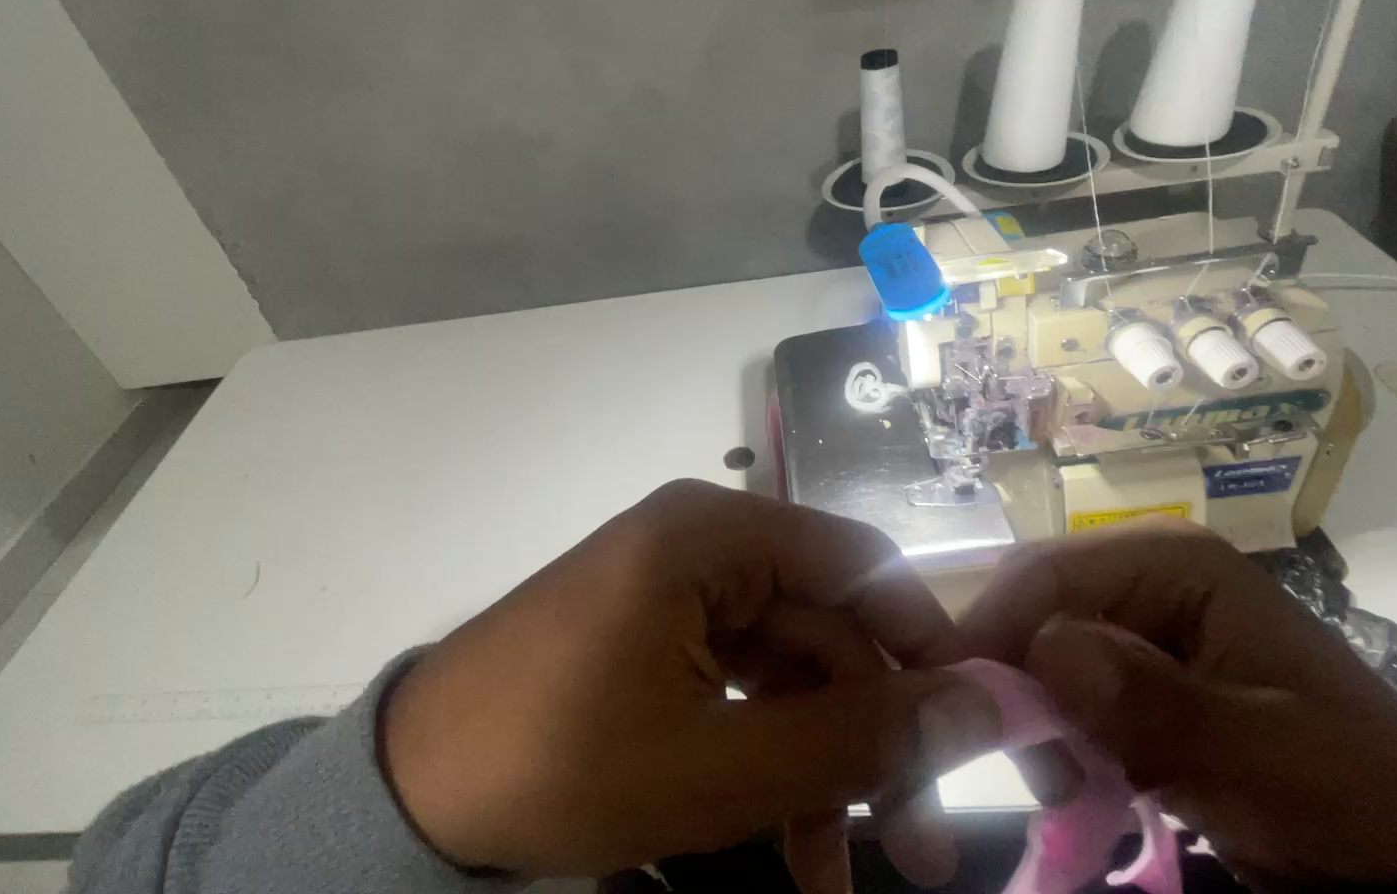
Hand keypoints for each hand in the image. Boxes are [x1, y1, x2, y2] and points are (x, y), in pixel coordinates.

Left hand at [381, 480, 1003, 892]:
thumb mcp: (723, 766)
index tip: (972, 735)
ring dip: (821, 767)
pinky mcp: (654, 639)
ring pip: (787, 673)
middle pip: (826, 628)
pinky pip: (739, 690)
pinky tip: (790, 846)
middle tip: (916, 847)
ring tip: (841, 873)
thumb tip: (981, 707)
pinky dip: (769, 760)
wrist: (416, 789)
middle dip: (872, 737)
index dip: (925, 646)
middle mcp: (701, 547)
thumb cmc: (565, 761)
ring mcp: (675, 593)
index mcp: (714, 536)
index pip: (861, 567)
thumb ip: (858, 737)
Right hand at [958, 521, 1396, 884]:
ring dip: (1032, 720)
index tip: (955, 702)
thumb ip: (1163, 705)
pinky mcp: (1120, 672)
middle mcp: (1135, 576)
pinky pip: (1050, 690)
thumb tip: (1051, 652)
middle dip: (1013, 683)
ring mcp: (1126, 624)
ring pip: (1027, 652)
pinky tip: (1084, 780)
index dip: (991, 627)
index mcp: (1169, 561)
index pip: (1045, 572)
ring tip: (1069, 787)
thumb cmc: (1353, 787)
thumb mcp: (1272, 756)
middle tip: (1031, 767)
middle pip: (1026, 608)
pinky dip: (1052, 738)